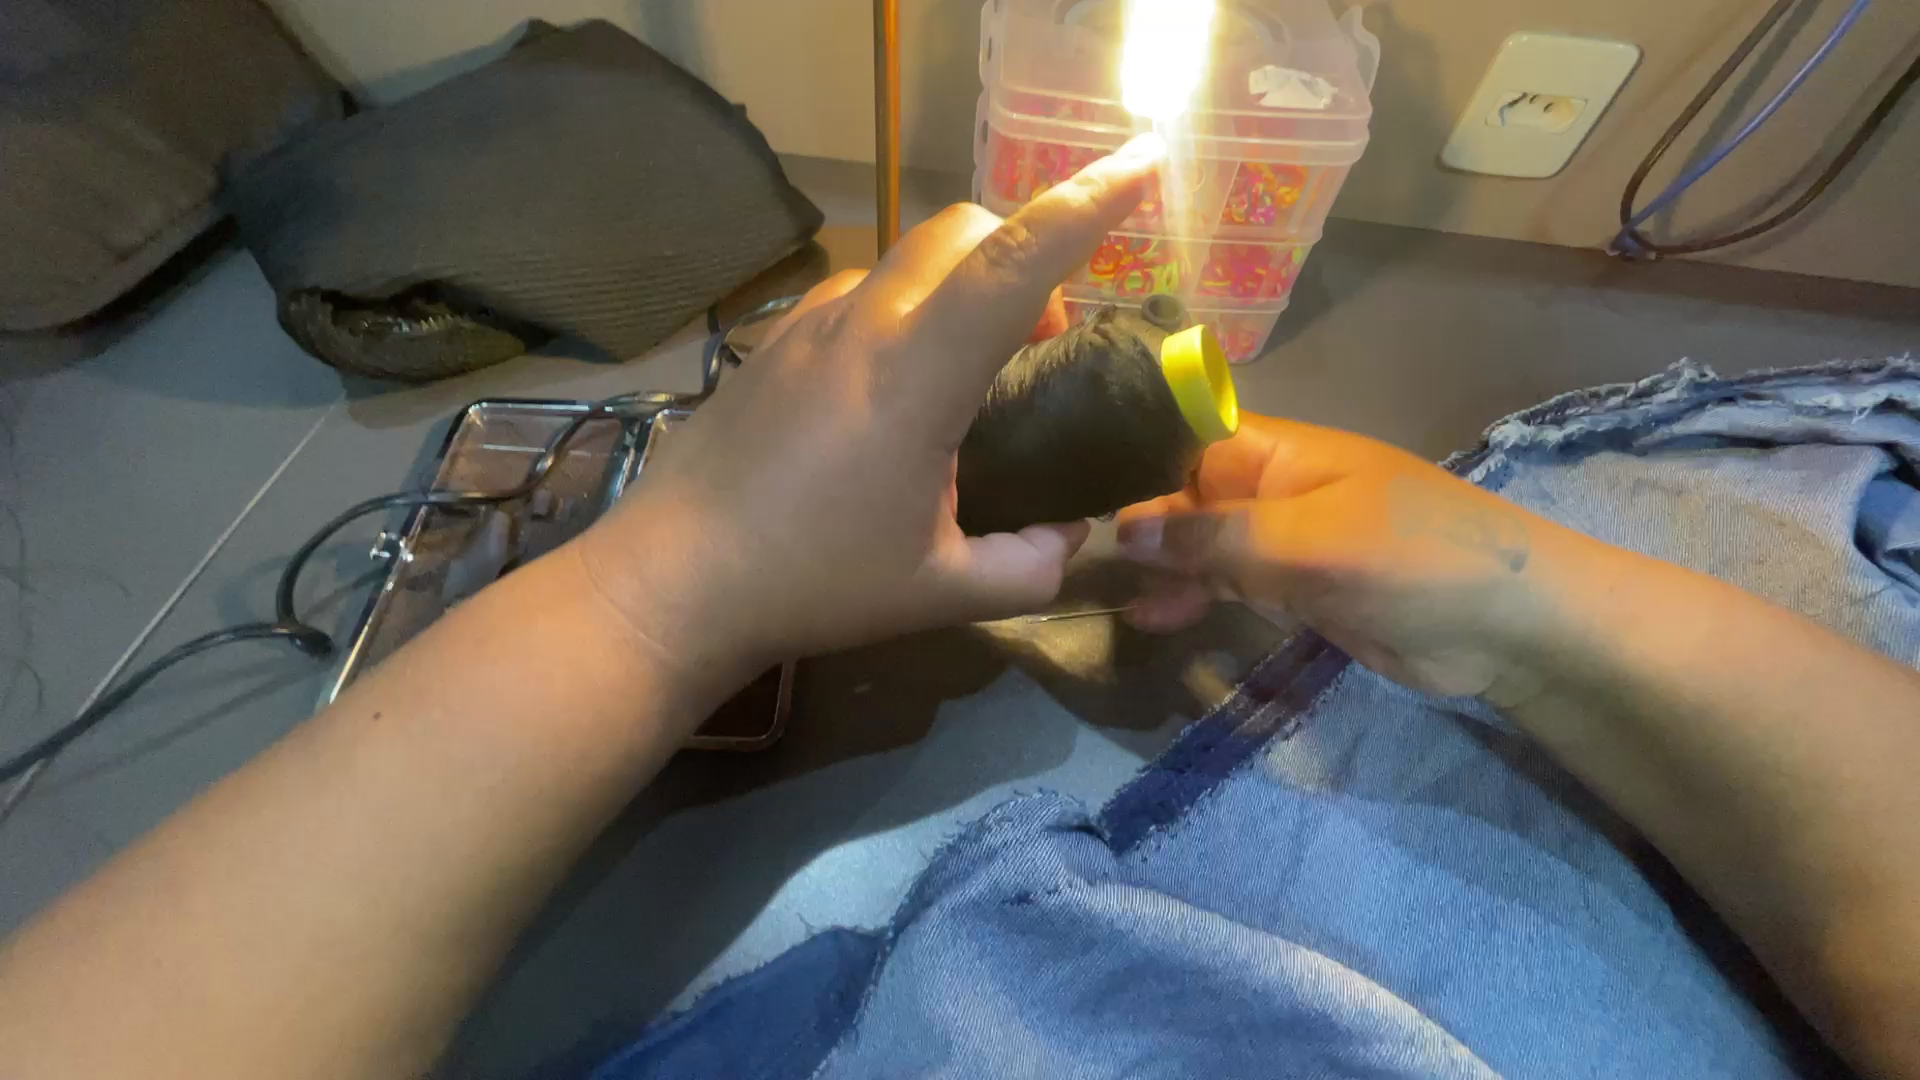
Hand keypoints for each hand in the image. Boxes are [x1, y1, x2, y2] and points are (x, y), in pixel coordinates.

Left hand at [575, 134, 1165, 682]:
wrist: (674, 581)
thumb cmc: (812, 583)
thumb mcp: (940, 592)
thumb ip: (1028, 567)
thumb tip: (1068, 538)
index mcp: (914, 375)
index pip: (1016, 263)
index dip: (1088, 205)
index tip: (1143, 162)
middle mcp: (861, 325)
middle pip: (960, 229)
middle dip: (1022, 252)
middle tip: (1037, 340)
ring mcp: (806, 325)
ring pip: (906, 258)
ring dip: (960, 285)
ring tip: (965, 371)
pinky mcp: (773, 343)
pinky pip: (859, 293)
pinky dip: (905, 311)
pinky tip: (889, 391)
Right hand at [1116, 413, 1553, 698]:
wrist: (1510, 629)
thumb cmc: (1415, 559)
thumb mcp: (1307, 543)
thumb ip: (1213, 538)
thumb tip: (1124, 530)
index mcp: (1272, 453)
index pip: (1184, 436)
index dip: (1132, 453)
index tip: (1075, 479)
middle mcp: (1265, 488)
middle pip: (1183, 495)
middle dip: (1139, 519)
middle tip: (1078, 549)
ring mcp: (1276, 540)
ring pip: (1198, 544)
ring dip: (1160, 565)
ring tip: (1114, 591)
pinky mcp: (1287, 587)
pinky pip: (1223, 584)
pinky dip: (1191, 597)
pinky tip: (1154, 617)